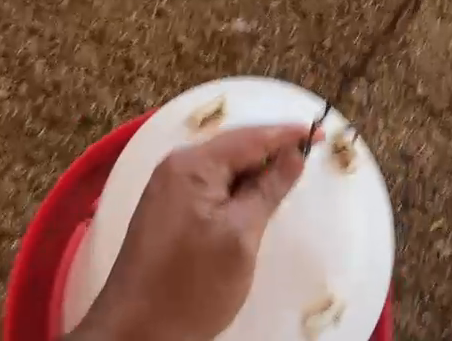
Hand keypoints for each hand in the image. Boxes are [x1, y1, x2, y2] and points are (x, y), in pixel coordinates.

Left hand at [70, 125, 313, 340]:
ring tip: (286, 178)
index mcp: (193, 165)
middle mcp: (177, 166)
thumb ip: (268, 190)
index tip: (319, 132)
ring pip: (223, 168)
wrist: (132, 336)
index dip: (287, 135)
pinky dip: (235, 190)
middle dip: (271, 151)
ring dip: (254, 173)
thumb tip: (294, 155)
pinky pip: (210, 185)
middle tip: (307, 156)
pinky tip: (253, 200)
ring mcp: (168, 188)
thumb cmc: (190, 287)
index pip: (251, 137)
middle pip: (235, 148)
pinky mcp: (167, 210)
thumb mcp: (240, 237)